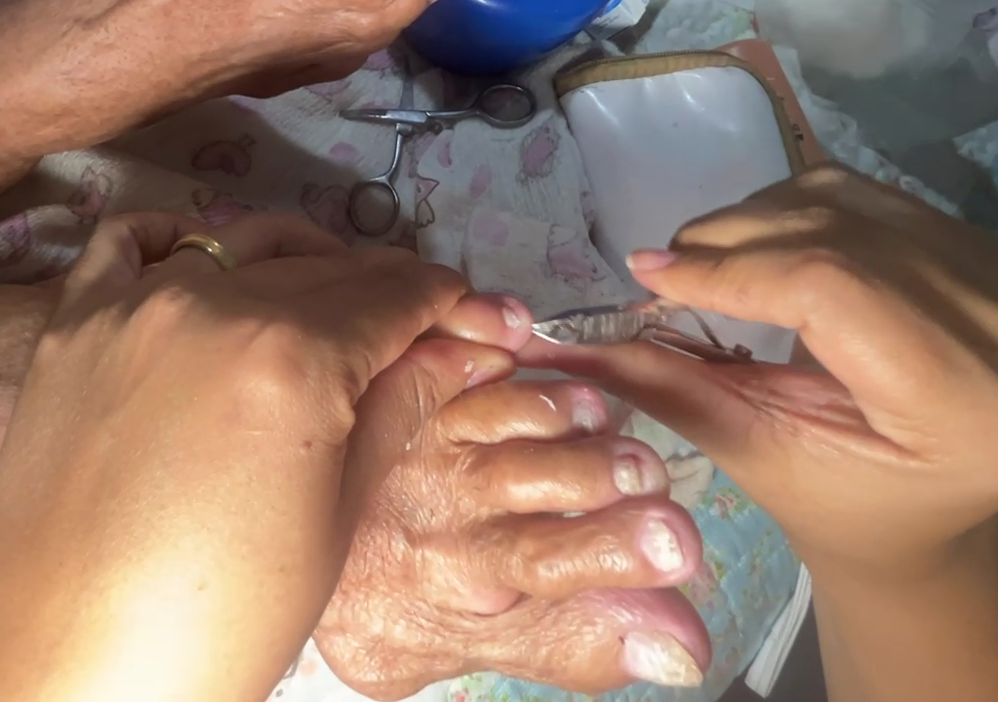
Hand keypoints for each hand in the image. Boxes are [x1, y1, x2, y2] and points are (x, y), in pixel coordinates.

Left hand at [0, 213, 527, 701]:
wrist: (80, 661)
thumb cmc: (228, 613)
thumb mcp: (339, 515)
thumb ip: (399, 405)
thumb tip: (462, 345)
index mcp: (292, 357)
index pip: (394, 297)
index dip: (448, 300)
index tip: (475, 310)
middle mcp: (214, 305)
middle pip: (329, 267)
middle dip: (389, 288)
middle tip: (416, 321)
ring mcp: (136, 303)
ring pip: (242, 242)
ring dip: (301, 258)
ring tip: (326, 297)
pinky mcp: (75, 319)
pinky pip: (129, 240)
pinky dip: (175, 239)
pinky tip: (203, 267)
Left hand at [319, 378, 711, 695]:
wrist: (309, 553)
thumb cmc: (405, 602)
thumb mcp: (486, 646)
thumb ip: (582, 642)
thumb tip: (687, 644)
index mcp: (468, 574)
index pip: (544, 565)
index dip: (609, 553)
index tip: (674, 541)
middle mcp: (443, 504)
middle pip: (518, 484)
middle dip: (586, 475)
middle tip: (640, 468)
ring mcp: (419, 442)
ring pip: (482, 418)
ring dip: (541, 410)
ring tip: (592, 409)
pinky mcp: (399, 393)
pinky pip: (434, 364)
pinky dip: (475, 354)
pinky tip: (513, 351)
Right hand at [559, 165, 997, 581]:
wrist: (925, 512)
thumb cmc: (837, 502)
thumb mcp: (748, 451)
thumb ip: (664, 385)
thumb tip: (562, 340)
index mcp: (980, 413)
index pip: (834, 291)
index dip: (727, 270)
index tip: (646, 275)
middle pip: (840, 236)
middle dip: (729, 240)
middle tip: (664, 267)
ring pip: (850, 203)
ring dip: (755, 217)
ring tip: (707, 259)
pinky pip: (870, 197)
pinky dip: (793, 207)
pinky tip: (762, 246)